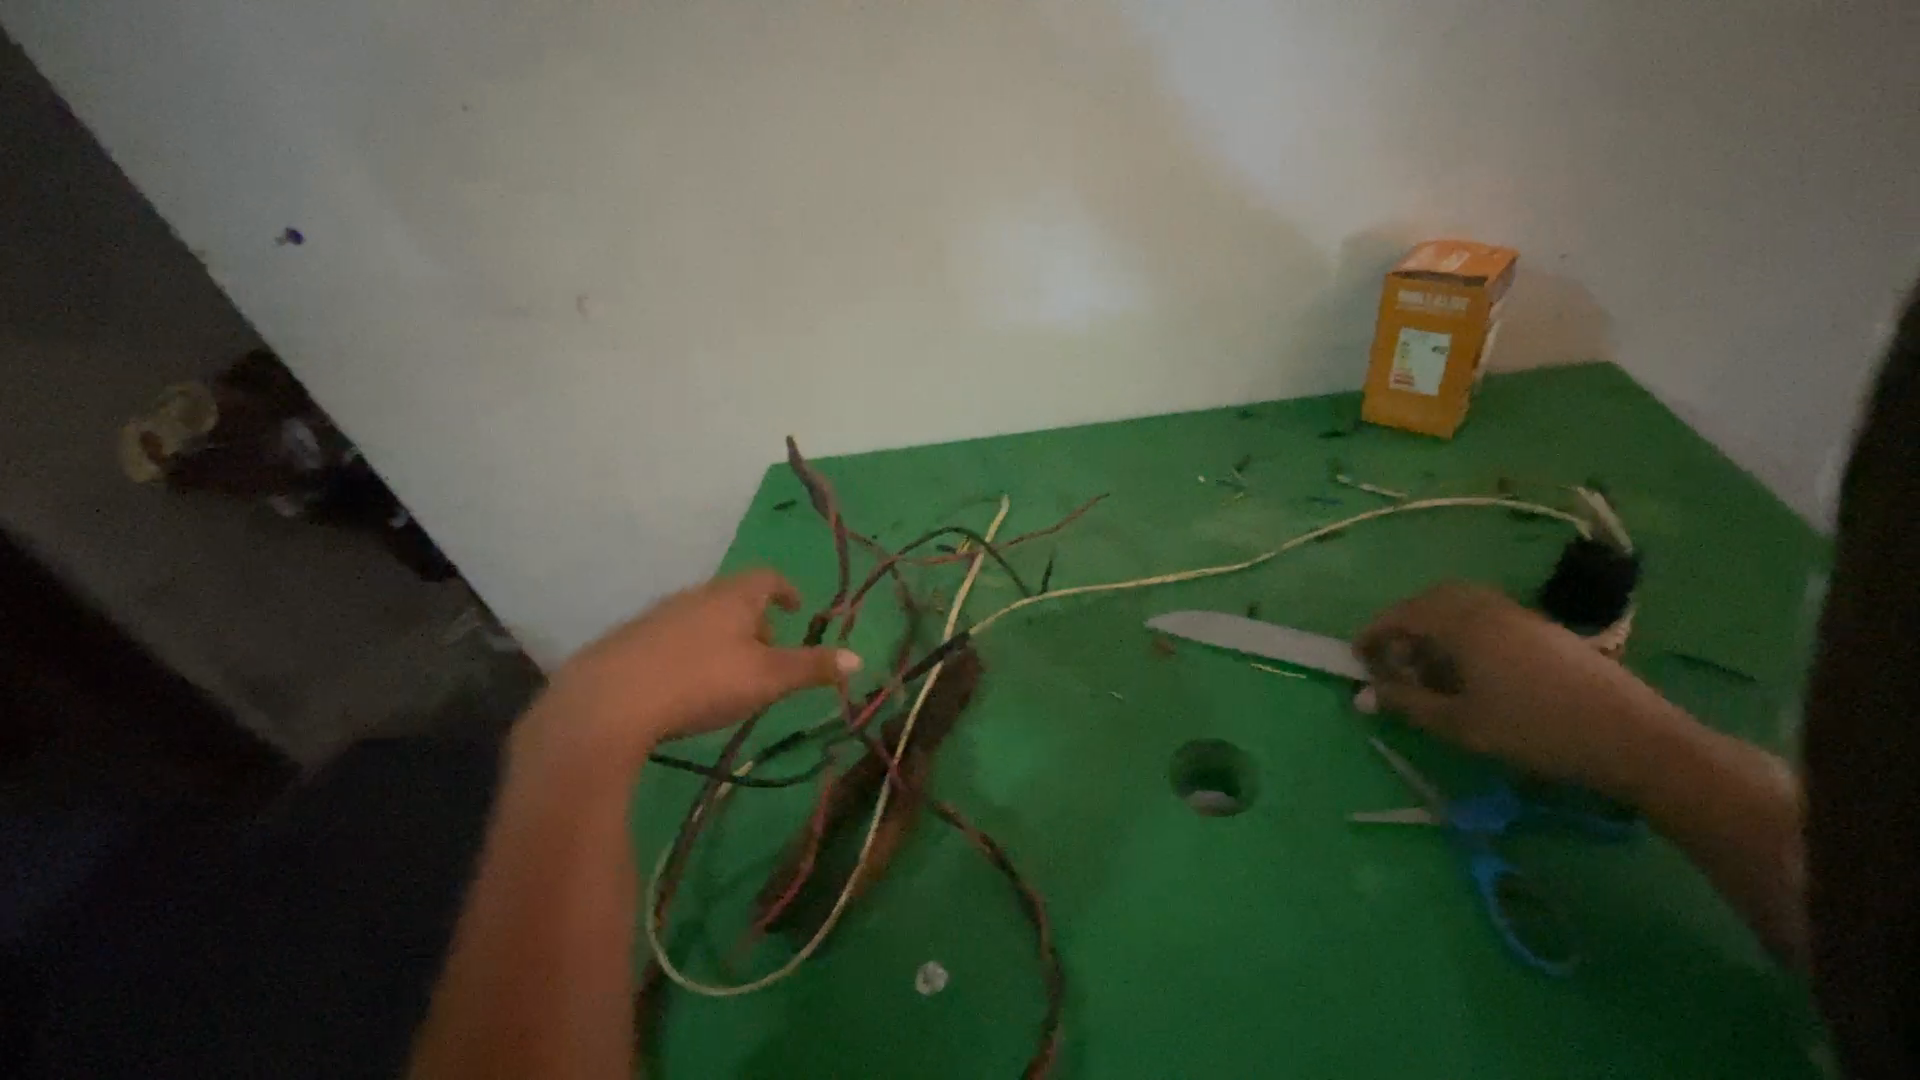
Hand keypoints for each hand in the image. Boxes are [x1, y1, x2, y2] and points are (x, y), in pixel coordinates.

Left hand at [532, 570, 860, 766]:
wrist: (610, 700)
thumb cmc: (703, 681)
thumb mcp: (768, 679)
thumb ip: (812, 668)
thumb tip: (859, 658)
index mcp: (733, 596)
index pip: (767, 578)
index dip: (786, 590)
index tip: (796, 608)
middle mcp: (696, 596)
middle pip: (733, 597)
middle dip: (755, 620)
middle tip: (768, 650)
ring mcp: (659, 616)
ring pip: (702, 618)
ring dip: (722, 637)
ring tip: (730, 672)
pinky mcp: (629, 641)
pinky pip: (673, 637)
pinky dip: (691, 651)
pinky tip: (686, 685)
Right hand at [1352, 583, 1691, 796]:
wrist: (1632, 738)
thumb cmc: (1534, 730)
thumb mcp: (1459, 723)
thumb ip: (1407, 704)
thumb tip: (1363, 695)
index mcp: (1462, 622)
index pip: (1402, 614)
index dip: (1374, 634)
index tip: (1356, 658)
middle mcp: (1488, 607)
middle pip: (1431, 600)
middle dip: (1403, 624)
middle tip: (1390, 657)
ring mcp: (1519, 615)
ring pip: (1461, 605)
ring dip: (1433, 626)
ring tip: (1426, 665)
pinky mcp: (1542, 630)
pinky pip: (1485, 615)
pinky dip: (1461, 631)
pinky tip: (1467, 669)